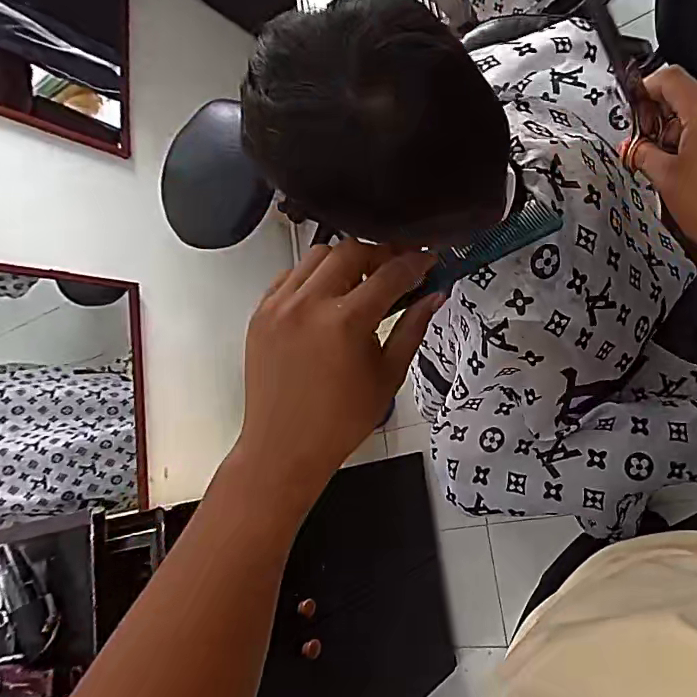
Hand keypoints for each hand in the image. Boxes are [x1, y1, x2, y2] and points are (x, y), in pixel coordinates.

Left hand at [231, 243, 442, 497]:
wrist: (286, 446)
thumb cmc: (341, 419)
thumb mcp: (390, 373)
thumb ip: (414, 327)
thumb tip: (435, 297)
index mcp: (345, 322)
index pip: (390, 273)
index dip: (416, 262)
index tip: (429, 260)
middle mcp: (308, 306)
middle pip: (352, 250)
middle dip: (382, 252)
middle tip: (400, 267)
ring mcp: (278, 307)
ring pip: (319, 254)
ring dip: (347, 259)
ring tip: (366, 280)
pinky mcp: (261, 314)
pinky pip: (292, 275)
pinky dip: (316, 275)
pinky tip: (333, 295)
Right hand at [631, 65, 696, 267]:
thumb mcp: (667, 178)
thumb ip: (643, 153)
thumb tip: (632, 147)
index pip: (669, 78)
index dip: (645, 91)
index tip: (636, 111)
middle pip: (688, 93)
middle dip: (663, 116)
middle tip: (648, 142)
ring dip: (684, 129)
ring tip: (672, 162)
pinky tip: (694, 168)